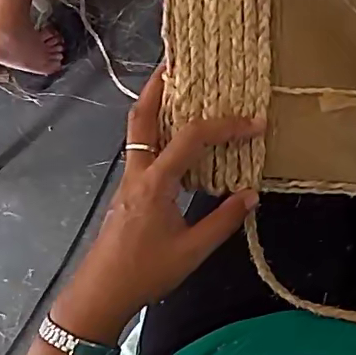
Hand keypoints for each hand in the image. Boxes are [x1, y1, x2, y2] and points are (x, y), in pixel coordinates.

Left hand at [49, 71, 261, 344]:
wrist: (101, 292)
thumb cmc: (145, 272)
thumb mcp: (193, 250)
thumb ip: (223, 220)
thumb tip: (250, 194)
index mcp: (156, 182)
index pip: (192, 138)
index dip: (226, 126)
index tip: (255, 123)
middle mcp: (138, 171)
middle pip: (142, 115)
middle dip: (158, 85)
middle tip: (177, 62)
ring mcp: (129, 179)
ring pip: (138, 129)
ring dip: (154, 103)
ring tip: (176, 86)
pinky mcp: (128, 189)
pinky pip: (142, 147)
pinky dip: (157, 129)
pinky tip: (175, 136)